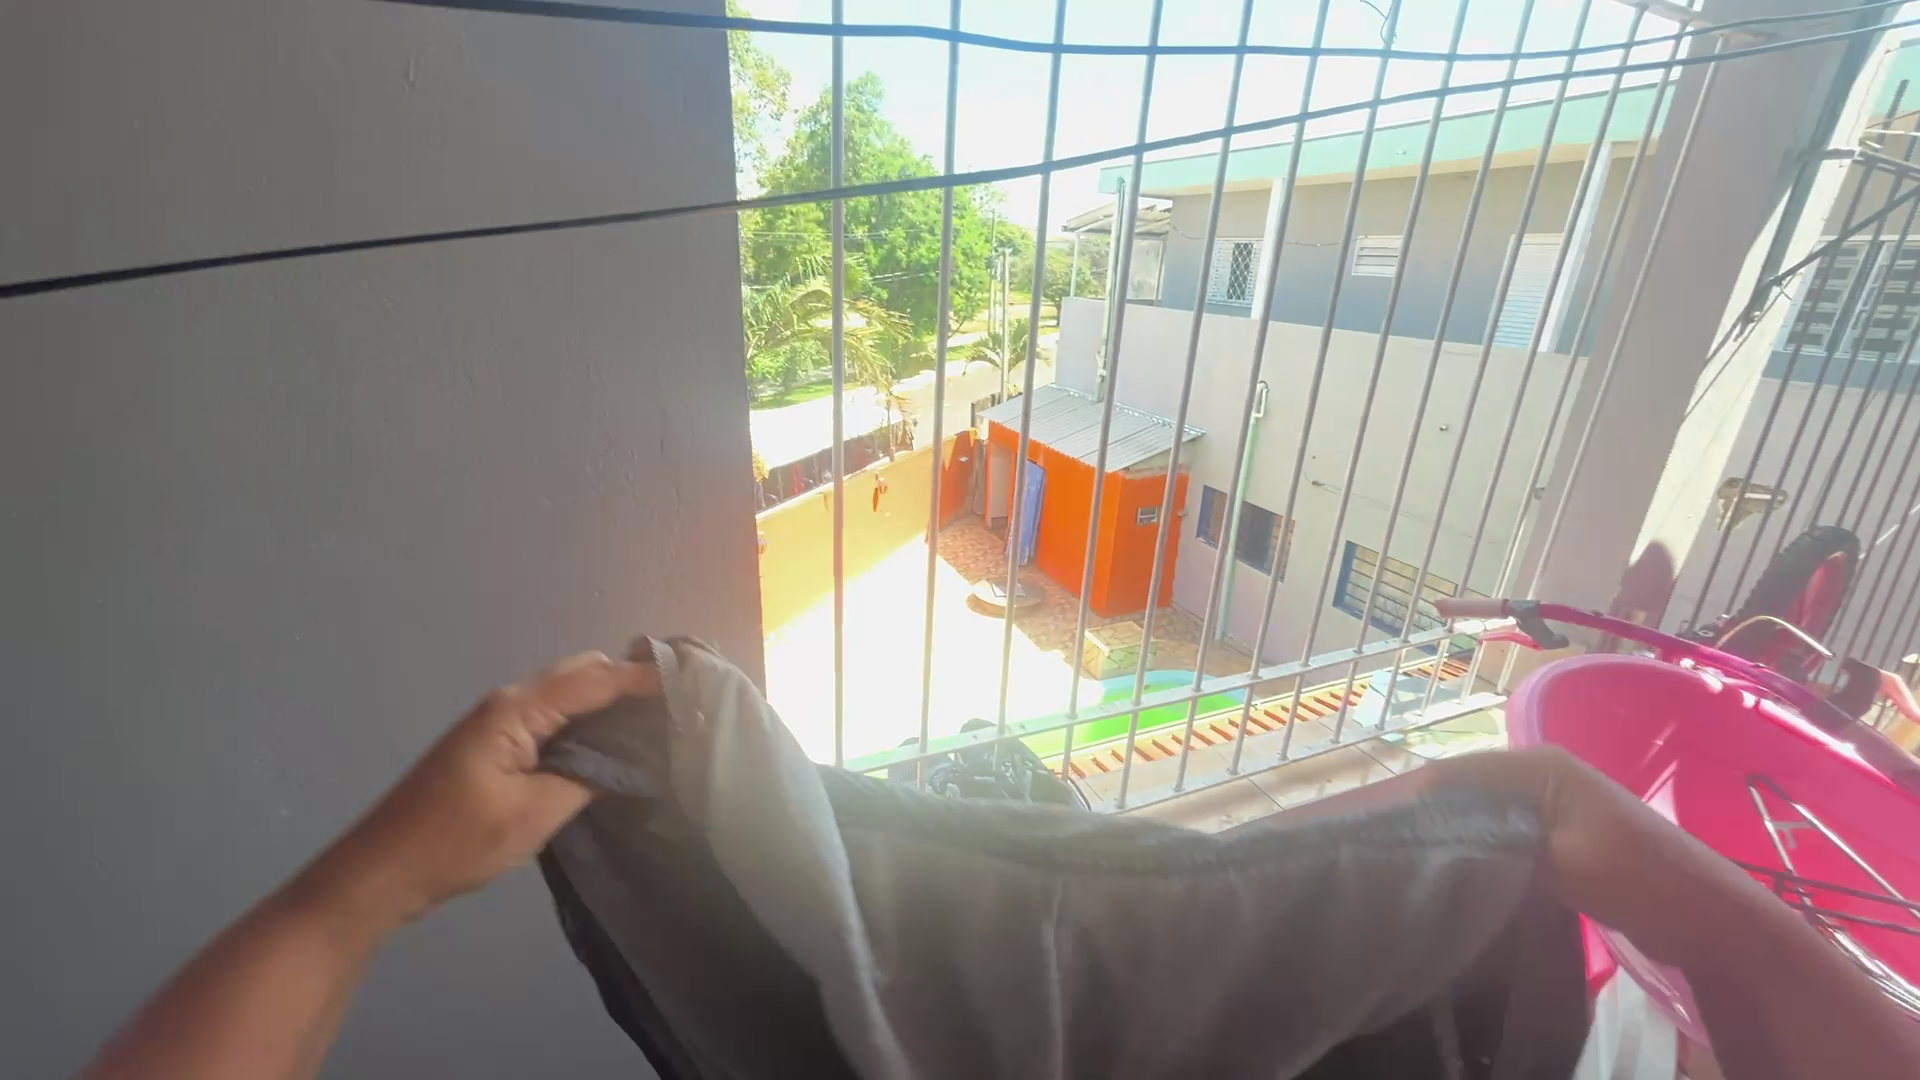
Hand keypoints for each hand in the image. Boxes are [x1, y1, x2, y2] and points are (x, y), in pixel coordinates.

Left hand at [299, 651, 661, 926]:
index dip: (645, 677)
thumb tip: (634, 756)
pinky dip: (590, 716)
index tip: (692, 678)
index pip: (595, 679)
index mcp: (518, 710)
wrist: (374, 878)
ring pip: (570, 691)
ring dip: (611, 696)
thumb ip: (591, 776)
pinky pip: (556, 714)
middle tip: (680, 696)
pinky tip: (613, 738)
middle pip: (583, 672)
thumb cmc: (453, 843)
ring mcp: (500, 722)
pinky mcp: (498, 743)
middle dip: (631, 677)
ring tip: (657, 714)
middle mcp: (511, 702)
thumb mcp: (534, 813)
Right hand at [1419, 746, 1762, 966]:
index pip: (1454, 773)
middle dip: (1429, 814)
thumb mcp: (1561, 862)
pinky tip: (1459, 863)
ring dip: (1452, 830)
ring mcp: (1547, 797)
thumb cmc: (1640, 879)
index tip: (1386, 832)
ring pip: (1477, 807)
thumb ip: (1494, 844)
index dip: (1416, 799)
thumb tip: (1431, 840)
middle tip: (1397, 847)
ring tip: (1419, 857)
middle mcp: (1537, 770)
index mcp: (1537, 765)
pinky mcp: (1554, 826)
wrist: (1717, 921)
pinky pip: (1498, 825)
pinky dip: (1476, 841)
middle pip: (1462, 786)